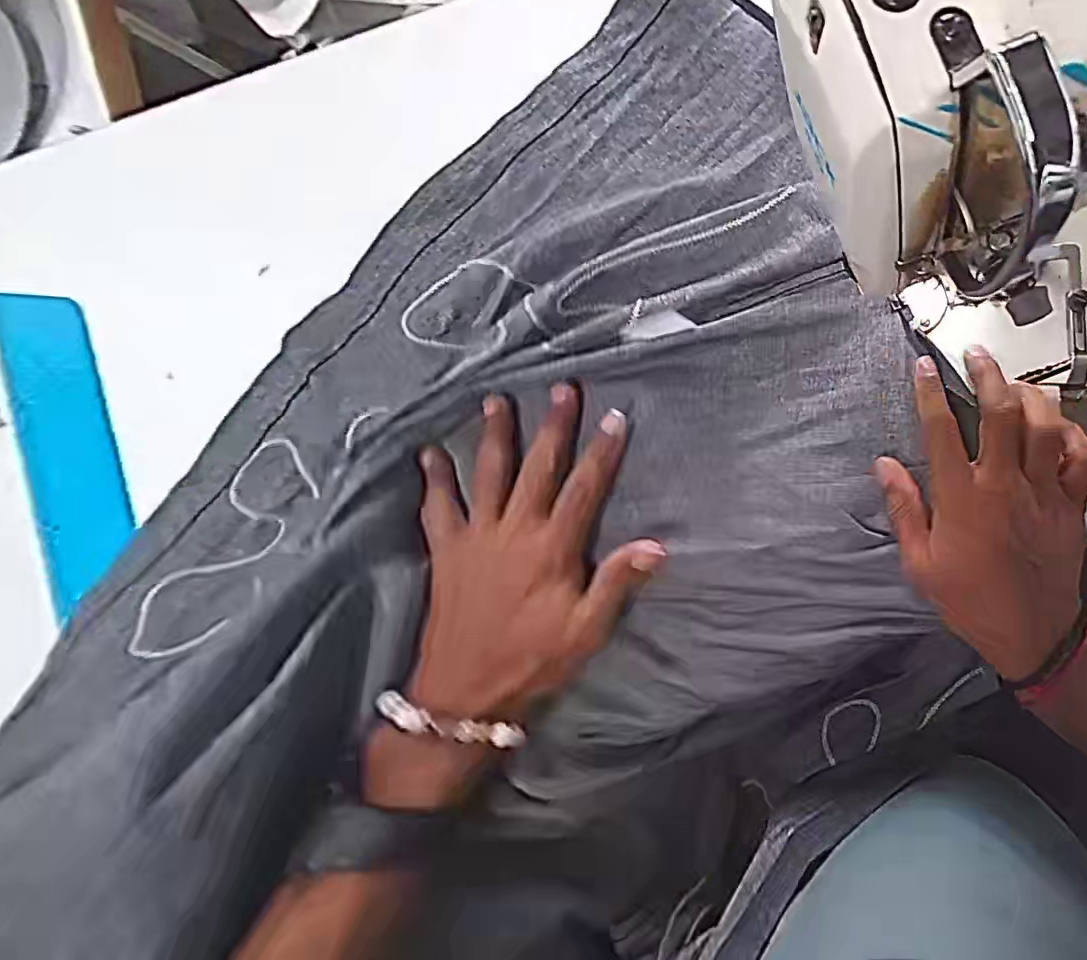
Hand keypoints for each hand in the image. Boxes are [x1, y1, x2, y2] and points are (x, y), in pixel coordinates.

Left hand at [410, 387, 663, 717]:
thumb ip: (617, 582)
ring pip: (487, 475)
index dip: (603, 451)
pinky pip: (438, 508)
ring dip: (495, 436)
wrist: (462, 696)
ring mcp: (476, 538)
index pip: (585, 488)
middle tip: (563, 390)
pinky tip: (429, 454)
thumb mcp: (587, 629)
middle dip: (553, 427)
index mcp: (552, 547)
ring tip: (496, 400)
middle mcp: (515, 531)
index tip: (616, 417)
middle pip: (539, 468)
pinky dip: (434, 480)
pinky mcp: (447, 552)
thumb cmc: (533, 661)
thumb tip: (656, 544)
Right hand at [874, 346, 1086, 679]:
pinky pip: (1082, 456)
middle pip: (1000, 411)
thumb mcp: (921, 563)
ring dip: (1029, 395)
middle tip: (977, 357)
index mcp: (963, 498)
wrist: (1032, 634)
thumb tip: (885, 469)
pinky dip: (1073, 432)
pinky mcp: (1071, 504)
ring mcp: (1042, 493)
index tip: (925, 369)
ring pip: (1043, 424)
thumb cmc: (976, 602)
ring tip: (1015, 383)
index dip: (930, 392)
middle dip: (987, 374)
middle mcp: (1004, 486)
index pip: (942, 429)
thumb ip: (903, 509)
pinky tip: (1058, 426)